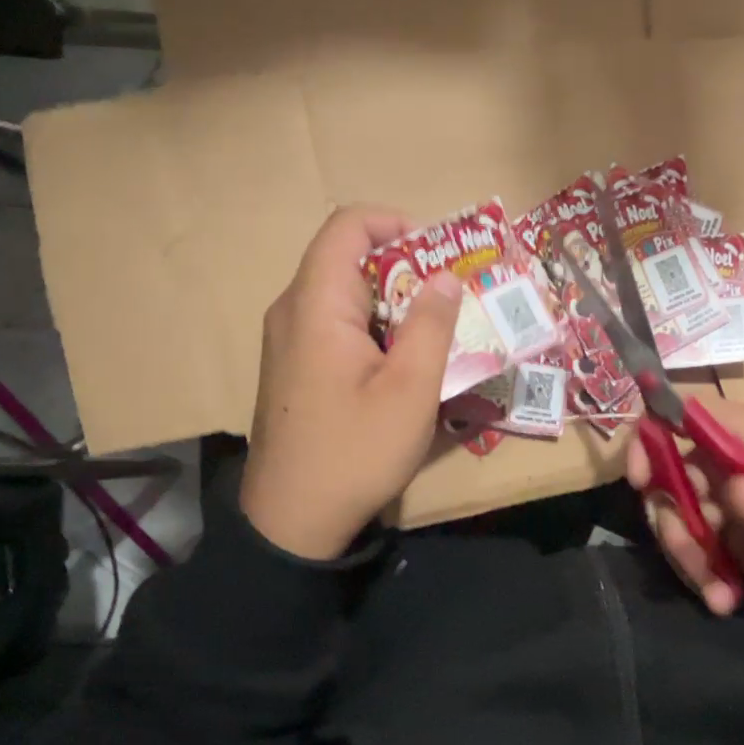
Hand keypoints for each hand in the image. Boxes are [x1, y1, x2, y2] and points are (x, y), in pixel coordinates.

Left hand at [240, 206, 462, 558]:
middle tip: (455, 303)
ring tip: (439, 338)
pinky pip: (338, 329)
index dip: (397, 224)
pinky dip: (377, 333)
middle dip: (408, 271)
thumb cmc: (355, 451)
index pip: (348, 226)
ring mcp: (289, 342)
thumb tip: (447, 276)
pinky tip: (405, 370)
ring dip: (396, 307)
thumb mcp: (410, 389)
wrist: (292, 520)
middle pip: (349, 261)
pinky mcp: (295, 370)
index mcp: (316, 304)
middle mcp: (293, 311)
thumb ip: (432, 325)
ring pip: (347, 298)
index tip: (443, 256)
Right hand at [626, 398, 743, 615]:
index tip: (640, 484)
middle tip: (701, 574)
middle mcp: (732, 456)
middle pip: (673, 481)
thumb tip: (731, 497)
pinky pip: (714, 542)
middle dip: (678, 531)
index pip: (680, 417)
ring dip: (700, 561)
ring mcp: (737, 489)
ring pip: (689, 519)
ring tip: (727, 600)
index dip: (649, 442)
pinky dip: (723, 569)